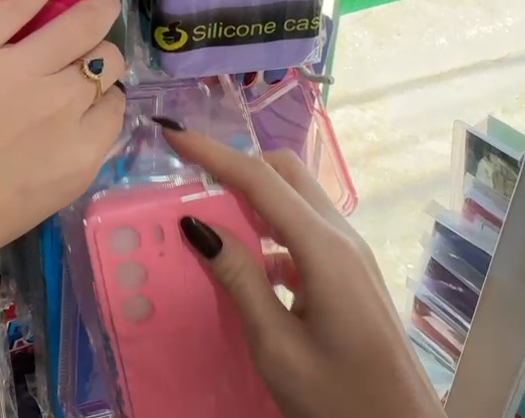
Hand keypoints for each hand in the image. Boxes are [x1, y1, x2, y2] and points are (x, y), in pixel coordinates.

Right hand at [164, 128, 443, 417]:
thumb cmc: (341, 403)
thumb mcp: (278, 349)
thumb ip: (238, 279)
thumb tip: (195, 223)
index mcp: (325, 250)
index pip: (259, 179)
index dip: (212, 152)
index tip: (172, 134)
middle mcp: (342, 238)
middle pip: (283, 172)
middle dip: (235, 163)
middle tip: (191, 177)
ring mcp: (352, 254)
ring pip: (295, 196)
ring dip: (252, 193)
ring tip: (210, 212)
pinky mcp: (352, 273)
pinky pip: (304, 226)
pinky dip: (269, 225)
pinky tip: (248, 260)